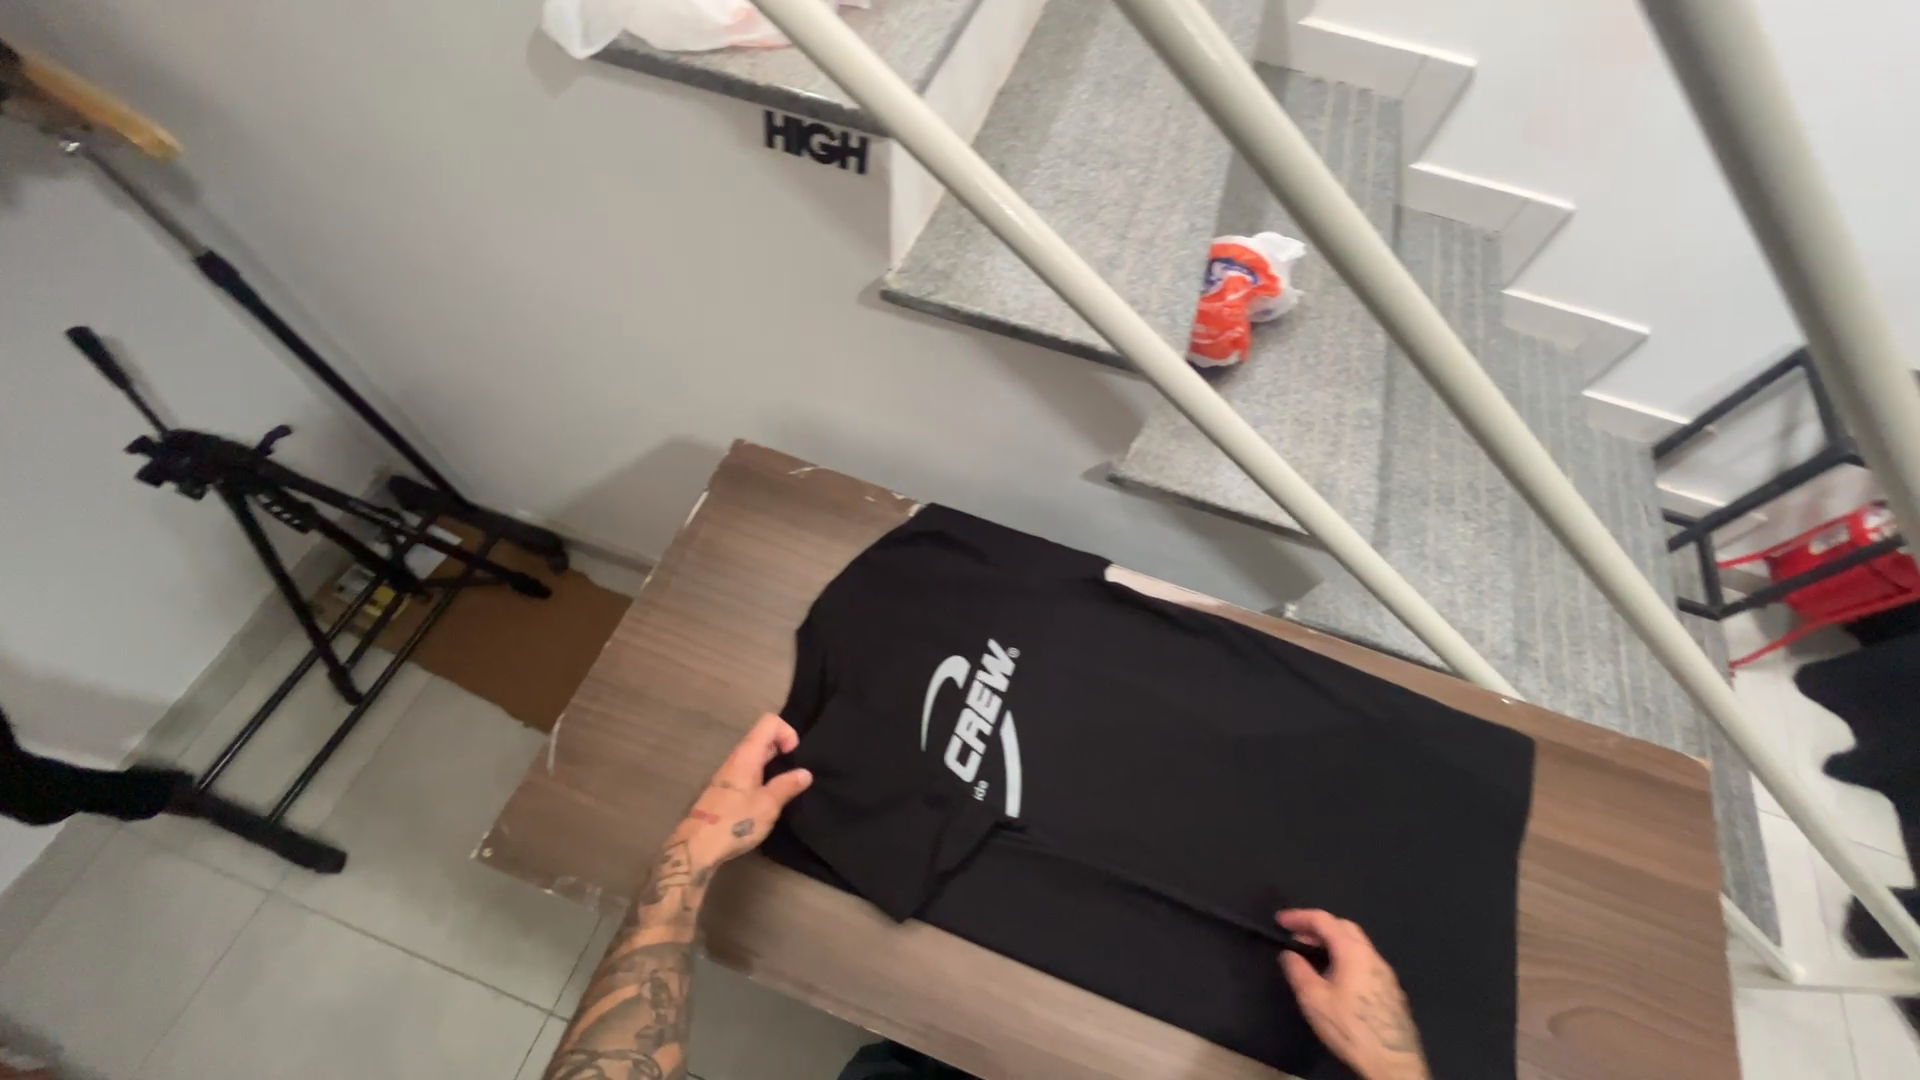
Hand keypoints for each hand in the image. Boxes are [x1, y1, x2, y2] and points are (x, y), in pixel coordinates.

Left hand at [668, 712, 812, 871]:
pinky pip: (748, 772)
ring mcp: (728, 775)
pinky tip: (768, 798)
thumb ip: (788, 785)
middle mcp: (736, 759)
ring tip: (785, 787)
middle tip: (794, 773)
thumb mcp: (768, 805)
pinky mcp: (725, 790)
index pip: (769, 722)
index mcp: (747, 755)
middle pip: (762, 737)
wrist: (696, 848)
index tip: (794, 755)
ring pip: (755, 756)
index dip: (787, 732)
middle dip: (783, 749)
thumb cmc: (734, 822)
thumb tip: (805, 773)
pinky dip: (763, 777)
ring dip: (773, 765)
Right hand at [1277, 909, 1428, 1079]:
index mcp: (1352, 951)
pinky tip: (1336, 976)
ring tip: (1313, 954)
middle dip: (1317, 925)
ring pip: (1356, 944)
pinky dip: (1345, 956)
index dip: (1299, 916)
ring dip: (1332, 941)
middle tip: (1297, 936)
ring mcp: (1386, 974)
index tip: (1279, 920)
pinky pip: (1364, 961)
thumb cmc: (1351, 1028)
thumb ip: (1297, 971)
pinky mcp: (1392, 991)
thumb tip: (1288, 954)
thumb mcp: (1314, 1000)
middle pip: (1343, 926)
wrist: (1395, 1065)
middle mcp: (1372, 956)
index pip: (1323, 920)